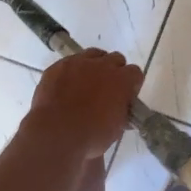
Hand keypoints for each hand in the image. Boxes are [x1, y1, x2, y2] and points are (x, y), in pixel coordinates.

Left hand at [24, 50, 142, 157]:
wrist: (56, 133)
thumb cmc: (91, 135)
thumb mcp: (116, 129)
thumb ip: (122, 113)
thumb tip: (121, 111)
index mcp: (122, 80)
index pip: (135, 73)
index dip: (131, 85)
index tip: (126, 97)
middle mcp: (102, 65)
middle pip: (115, 59)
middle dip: (114, 72)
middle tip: (107, 89)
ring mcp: (78, 62)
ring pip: (93, 55)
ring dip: (94, 66)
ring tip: (87, 83)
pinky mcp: (58, 66)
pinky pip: (70, 62)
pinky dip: (72, 72)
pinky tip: (66, 86)